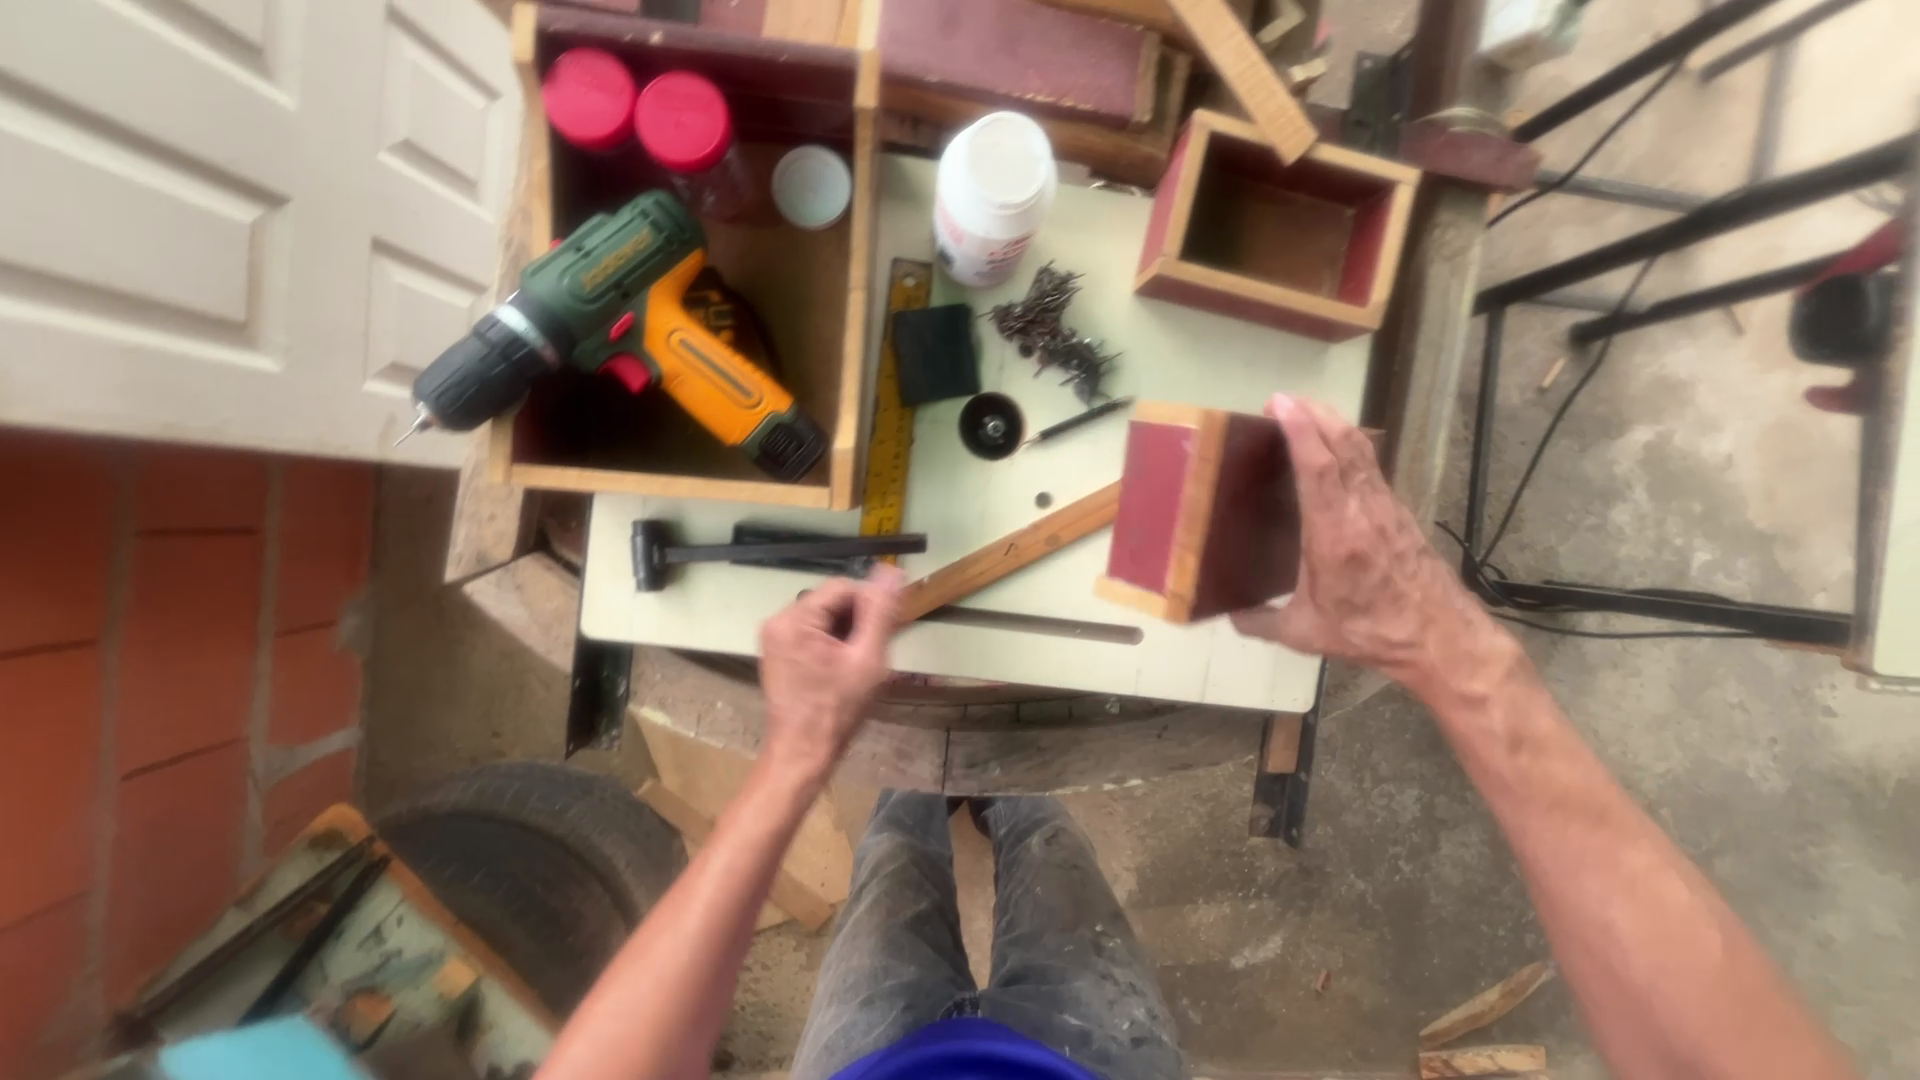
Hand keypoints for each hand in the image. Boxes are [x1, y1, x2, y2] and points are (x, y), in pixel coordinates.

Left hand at [757, 566, 904, 785]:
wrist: (803, 751)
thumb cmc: (838, 709)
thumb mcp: (868, 658)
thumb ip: (880, 612)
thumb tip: (892, 571)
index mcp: (795, 619)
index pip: (844, 587)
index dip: (870, 605)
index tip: (884, 633)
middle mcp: (778, 620)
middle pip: (831, 600)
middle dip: (857, 620)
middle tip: (871, 651)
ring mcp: (774, 636)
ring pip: (823, 615)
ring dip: (846, 631)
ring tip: (857, 662)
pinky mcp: (777, 651)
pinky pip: (811, 631)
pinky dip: (831, 642)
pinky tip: (841, 666)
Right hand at [1231, 394, 1512, 697]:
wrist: (1440, 636)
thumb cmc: (1370, 631)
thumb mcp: (1306, 633)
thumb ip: (1262, 623)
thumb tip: (1230, 615)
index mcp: (1334, 532)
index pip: (1318, 465)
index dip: (1299, 428)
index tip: (1278, 403)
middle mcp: (1361, 509)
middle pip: (1343, 442)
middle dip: (1314, 413)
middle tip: (1283, 401)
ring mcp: (1384, 506)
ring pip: (1361, 449)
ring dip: (1333, 424)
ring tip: (1306, 413)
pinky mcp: (1397, 512)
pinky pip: (1370, 465)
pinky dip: (1349, 446)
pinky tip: (1335, 450)